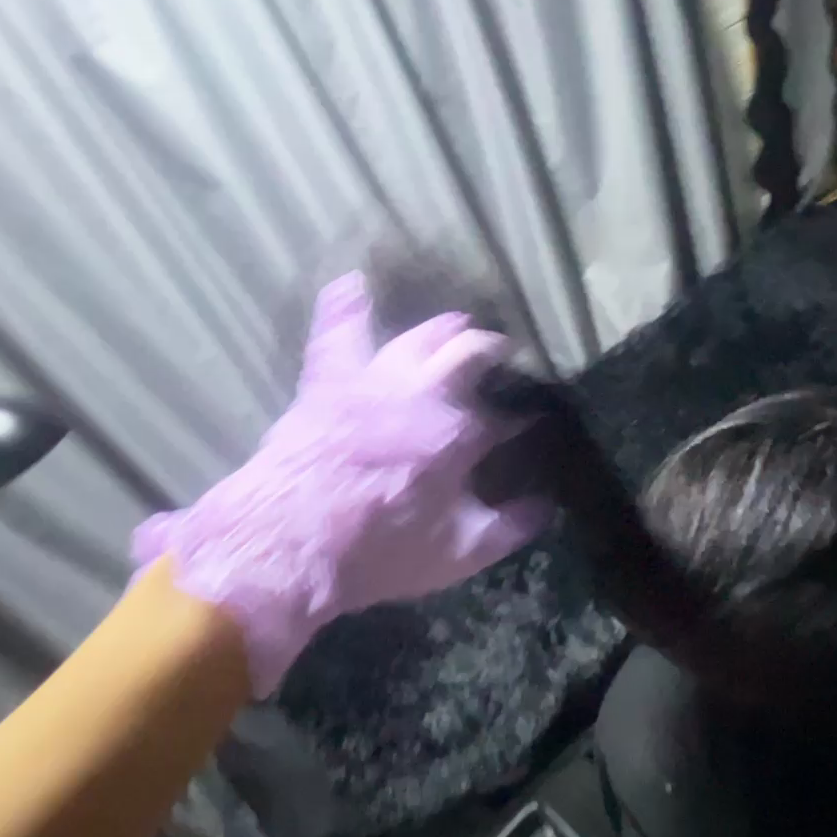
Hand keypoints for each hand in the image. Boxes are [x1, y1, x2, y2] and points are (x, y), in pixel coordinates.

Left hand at [133, 271, 549, 695]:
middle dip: (494, 352)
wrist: (289, 548)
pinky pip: (337, 329)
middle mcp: (425, 392)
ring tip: (458, 327)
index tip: (532, 424)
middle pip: (471, 352)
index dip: (524, 419)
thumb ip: (512, 527)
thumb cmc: (382, 552)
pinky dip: (346, 305)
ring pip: (419, 335)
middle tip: (504, 359)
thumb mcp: (463, 553)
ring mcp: (374, 378)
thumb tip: (547, 506)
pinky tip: (354, 283)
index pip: (508, 416)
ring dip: (445, 329)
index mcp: (462, 432)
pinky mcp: (328, 379)